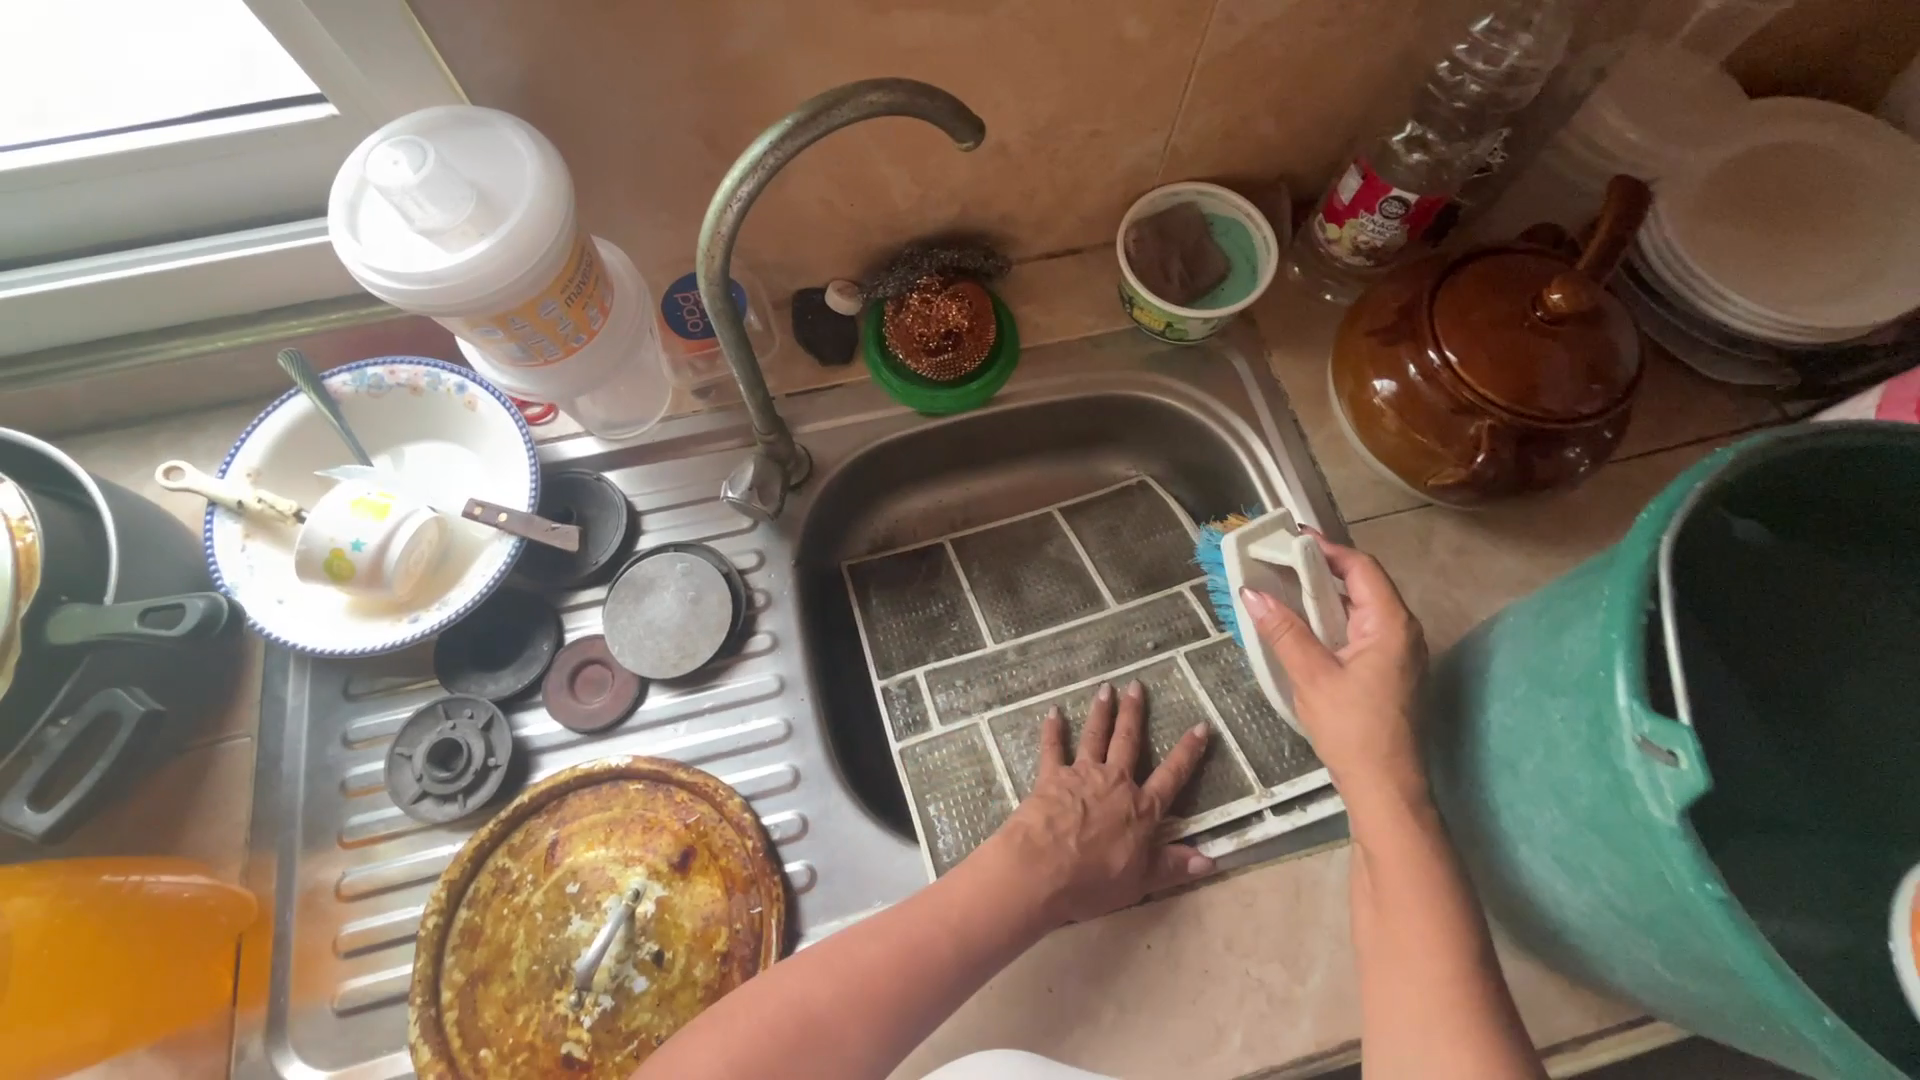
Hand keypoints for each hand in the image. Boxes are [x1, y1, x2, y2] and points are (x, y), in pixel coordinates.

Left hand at [982, 680, 1214, 926]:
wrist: (1041, 869)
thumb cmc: (1092, 881)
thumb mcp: (1140, 882)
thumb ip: (1172, 867)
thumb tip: (1211, 861)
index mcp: (1141, 809)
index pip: (1173, 775)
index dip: (1188, 751)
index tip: (1201, 726)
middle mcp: (1115, 783)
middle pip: (1129, 742)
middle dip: (1135, 713)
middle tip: (1137, 685)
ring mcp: (1082, 775)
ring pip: (1095, 736)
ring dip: (1101, 712)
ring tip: (1106, 688)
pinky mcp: (1051, 776)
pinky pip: (1052, 748)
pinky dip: (1053, 730)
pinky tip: (1052, 712)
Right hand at [1238, 531, 1427, 802]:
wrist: (1384, 784)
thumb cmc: (1352, 727)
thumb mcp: (1311, 676)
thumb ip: (1283, 631)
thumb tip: (1252, 593)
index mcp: (1390, 625)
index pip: (1361, 568)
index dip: (1327, 549)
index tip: (1292, 537)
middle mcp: (1401, 631)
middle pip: (1362, 584)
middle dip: (1321, 569)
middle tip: (1281, 560)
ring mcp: (1398, 651)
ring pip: (1359, 608)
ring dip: (1324, 595)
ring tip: (1285, 586)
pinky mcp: (1388, 669)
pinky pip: (1359, 629)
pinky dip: (1330, 619)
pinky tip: (1302, 625)